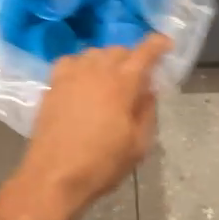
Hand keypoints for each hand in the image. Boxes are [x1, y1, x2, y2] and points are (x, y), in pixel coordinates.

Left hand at [13, 34, 169, 219]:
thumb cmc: (102, 163)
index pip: (144, 53)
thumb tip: (148, 89)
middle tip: (137, 78)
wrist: (54, 176)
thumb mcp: (138, 145)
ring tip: (109, 81)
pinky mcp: (53, 84)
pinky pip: (71, 62)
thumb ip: (147, 111)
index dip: (157, 44)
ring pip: (94, 53)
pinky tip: (82, 81)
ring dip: (107, 61)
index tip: (165, 43)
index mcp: (122, 83)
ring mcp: (71, 74)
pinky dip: (82, 66)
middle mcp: (97, 70)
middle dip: (131, 59)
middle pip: (118, 50)